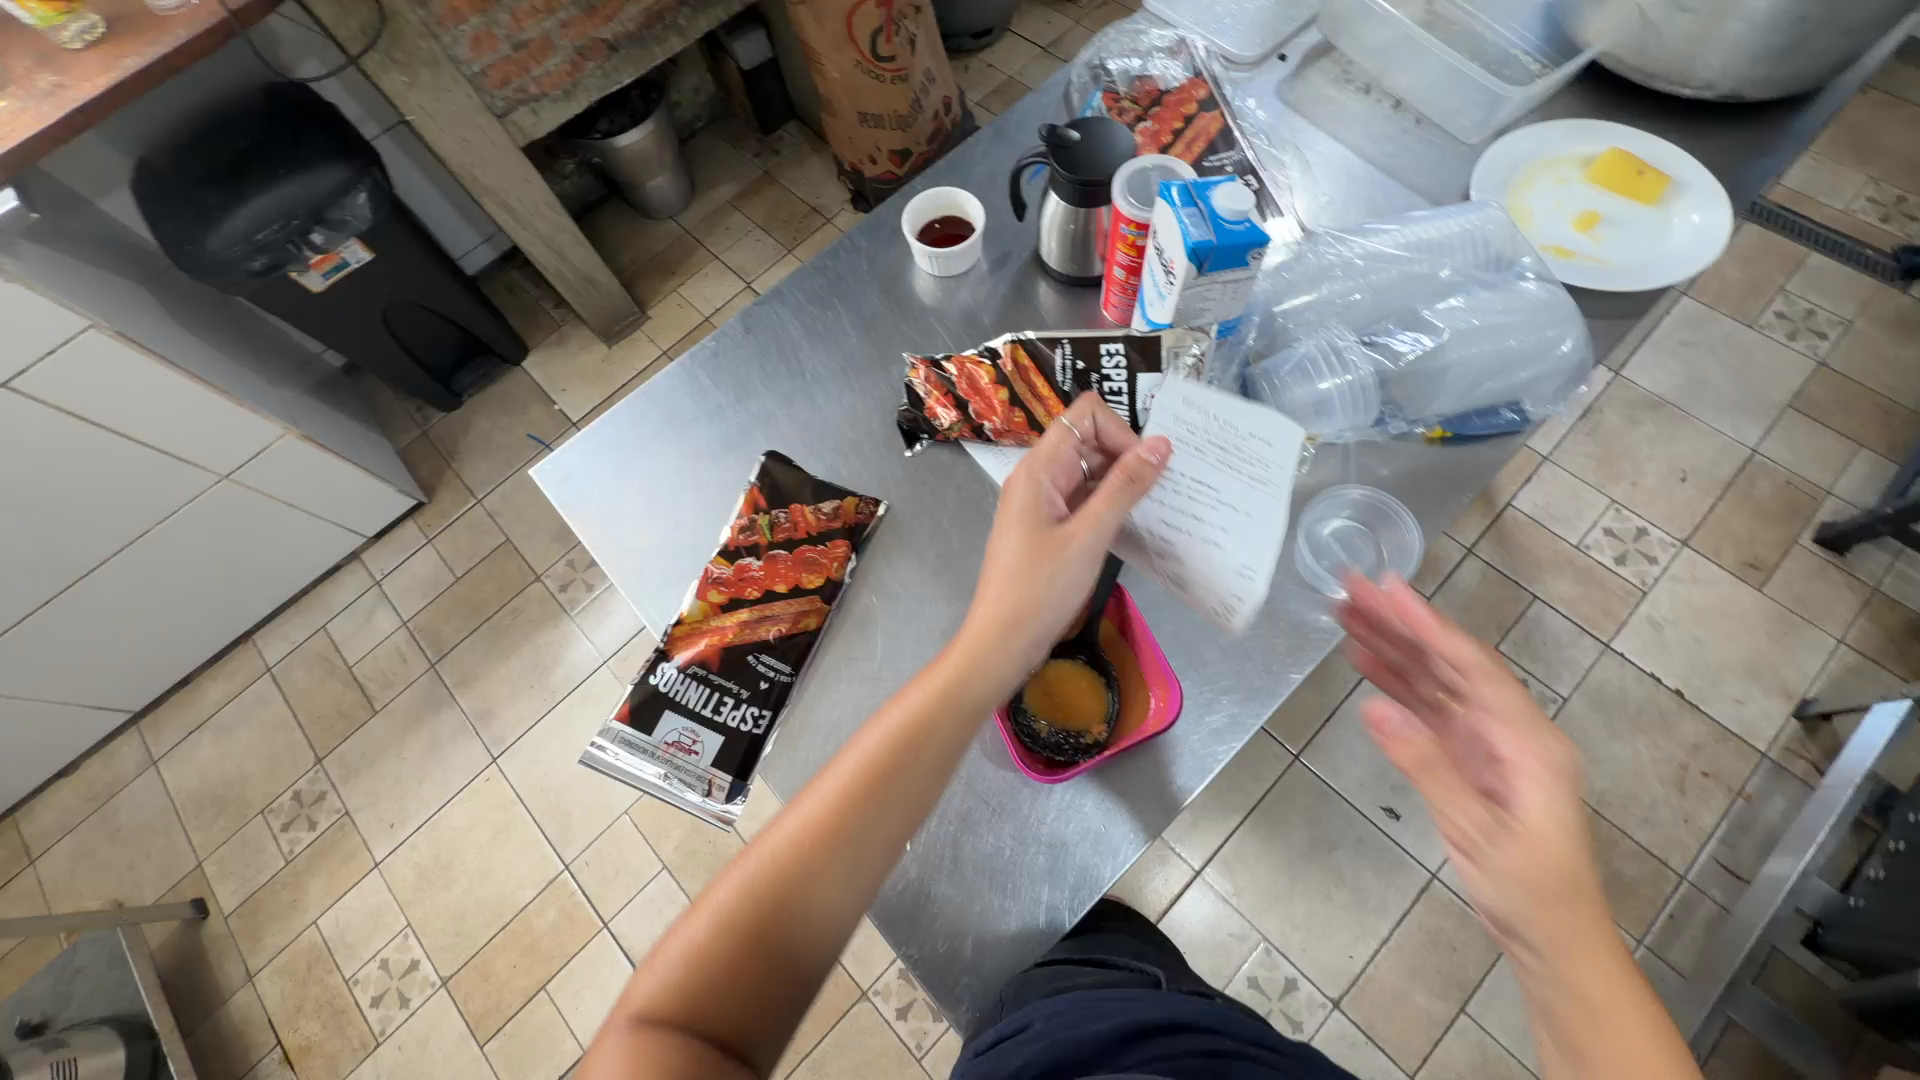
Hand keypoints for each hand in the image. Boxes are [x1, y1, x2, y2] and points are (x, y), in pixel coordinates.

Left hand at [959, 393, 1170, 679]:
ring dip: (1119, 485)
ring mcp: (1039, 504)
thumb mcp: (1090, 535)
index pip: (1084, 416)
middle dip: (1125, 457)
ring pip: (1087, 474)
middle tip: (1158, 491)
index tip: (1144, 469)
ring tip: (1152, 509)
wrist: (1002, 641)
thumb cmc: (1041, 589)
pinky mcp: (1046, 529)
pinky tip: (1130, 529)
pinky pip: (1081, 502)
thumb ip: (1125, 486)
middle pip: (1087, 441)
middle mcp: (1036, 478)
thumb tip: (1162, 443)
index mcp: (1038, 469)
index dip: (1119, 432)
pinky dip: (1106, 508)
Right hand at [1336, 574, 1610, 966]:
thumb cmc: (1528, 890)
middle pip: (1451, 664)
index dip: (1428, 626)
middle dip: (1403, 624)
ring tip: (1348, 614)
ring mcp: (1489, 743)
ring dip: (1395, 647)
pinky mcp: (1469, 758)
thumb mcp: (1477, 832)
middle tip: (1354, 588)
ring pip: (1437, 682)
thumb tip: (1374, 708)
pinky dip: (1398, 684)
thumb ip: (1428, 765)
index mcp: (1528, 741)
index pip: (1472, 669)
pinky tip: (1366, 662)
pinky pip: (1430, 710)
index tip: (1389, 590)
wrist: (1554, 938)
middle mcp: (1510, 730)